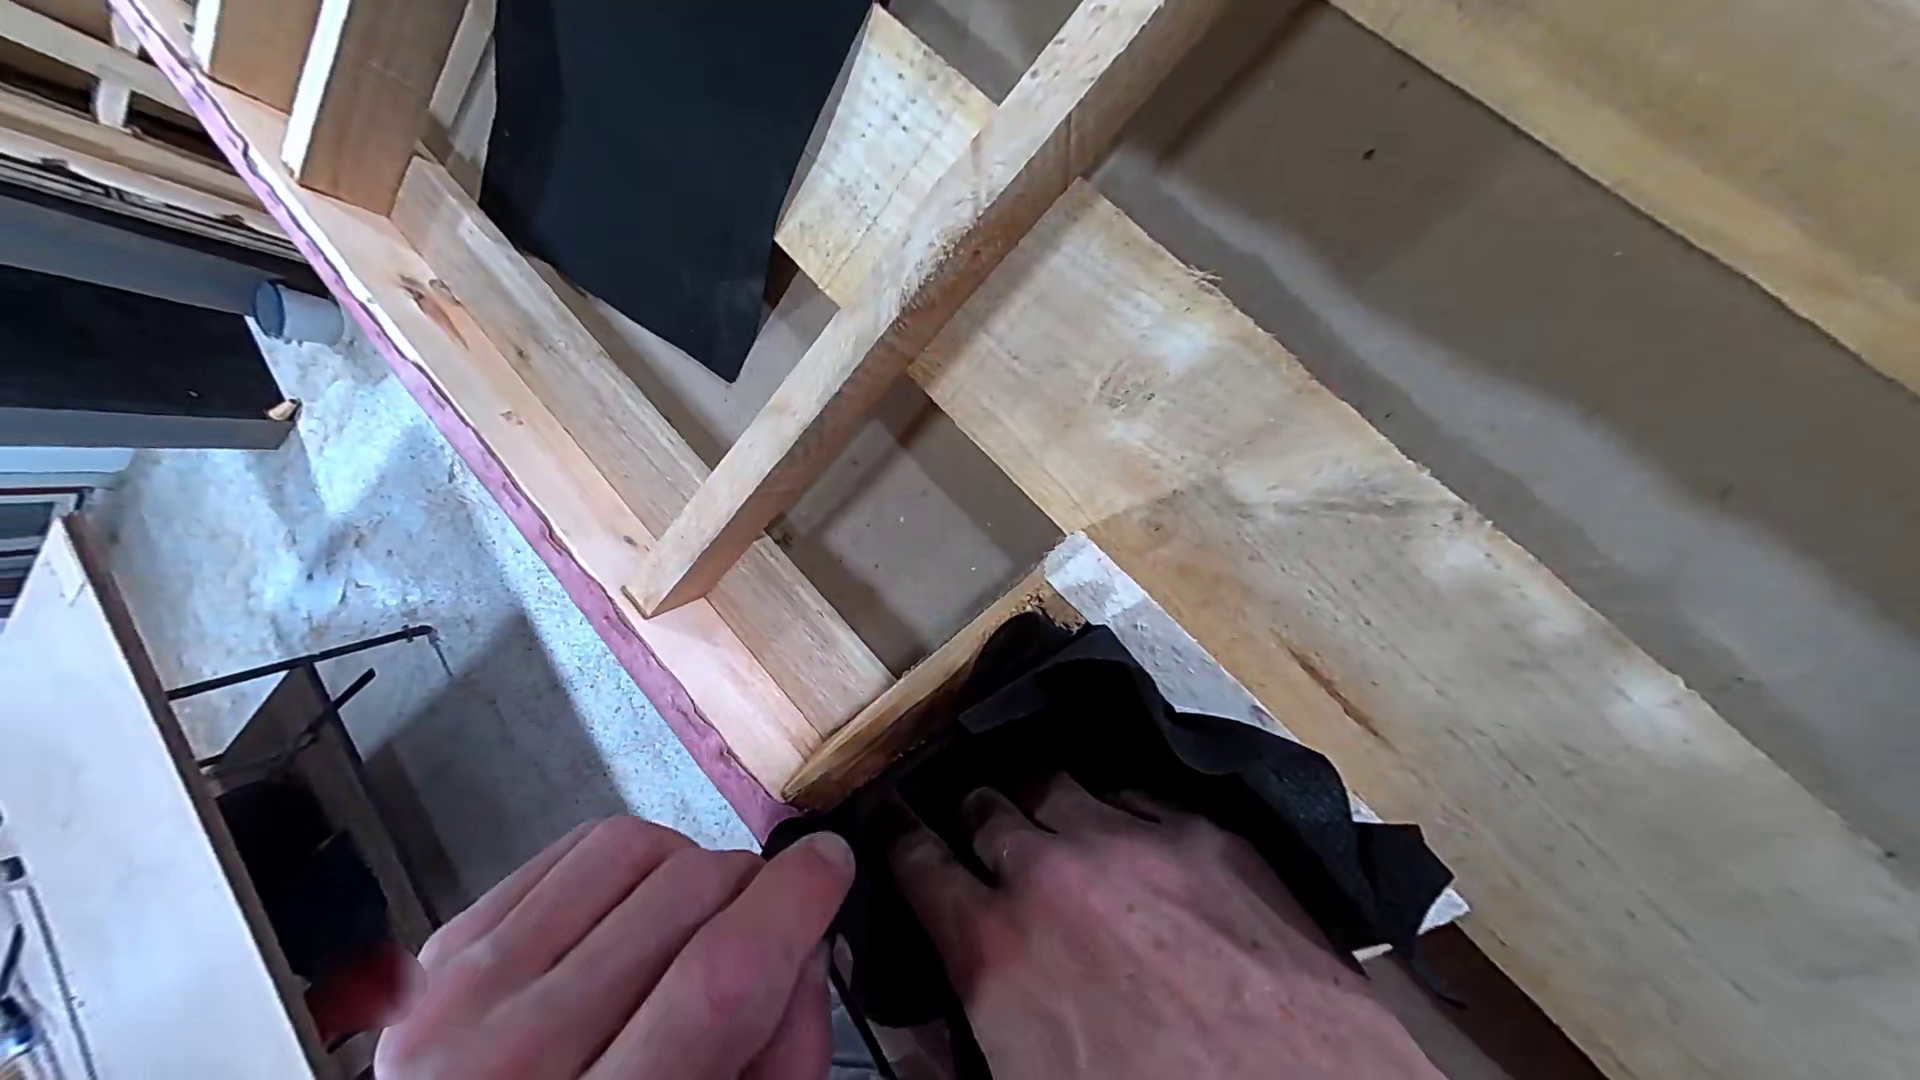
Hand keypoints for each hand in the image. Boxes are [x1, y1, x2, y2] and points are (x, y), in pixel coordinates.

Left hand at [377, 817, 854, 1079]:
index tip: (832, 863)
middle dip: (754, 882)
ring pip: (631, 845)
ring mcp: (456, 1002)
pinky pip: (573, 845)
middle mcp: (507, 1066)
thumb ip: (791, 1046)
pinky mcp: (437, 955)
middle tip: (765, 915)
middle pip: (685, 894)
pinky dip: (633, 856)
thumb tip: (811, 934)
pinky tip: (635, 907)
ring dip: (693, 862)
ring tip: (693, 916)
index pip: (722, 977)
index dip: (797, 901)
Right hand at [889, 776, 1442, 1079]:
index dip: (896, 833)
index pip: (918, 861)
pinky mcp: (1204, 835)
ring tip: (1041, 815)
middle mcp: (1054, 873)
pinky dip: (1110, 807)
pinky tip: (1122, 831)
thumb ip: (940, 1048)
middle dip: (967, 813)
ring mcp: (1133, 842)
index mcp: (997, 949)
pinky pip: (1130, 793)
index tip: (890, 815)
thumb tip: (893, 992)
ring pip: (1052, 781)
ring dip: (1035, 798)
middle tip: (972, 825)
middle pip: (984, 805)